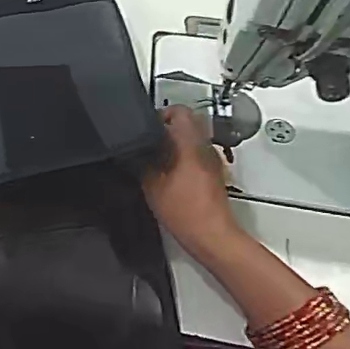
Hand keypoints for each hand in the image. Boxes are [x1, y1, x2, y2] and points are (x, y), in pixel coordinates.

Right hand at [143, 107, 242, 259]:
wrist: (212, 236)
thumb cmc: (189, 214)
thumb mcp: (152, 187)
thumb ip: (142, 164)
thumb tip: (134, 153)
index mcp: (191, 146)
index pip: (181, 112)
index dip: (163, 113)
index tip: (150, 122)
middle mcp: (206, 149)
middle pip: (189, 123)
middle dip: (169, 127)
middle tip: (151, 138)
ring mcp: (214, 161)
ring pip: (194, 138)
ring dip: (177, 142)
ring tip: (158, 157)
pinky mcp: (215, 174)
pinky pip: (198, 155)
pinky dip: (184, 157)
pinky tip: (170, 174)